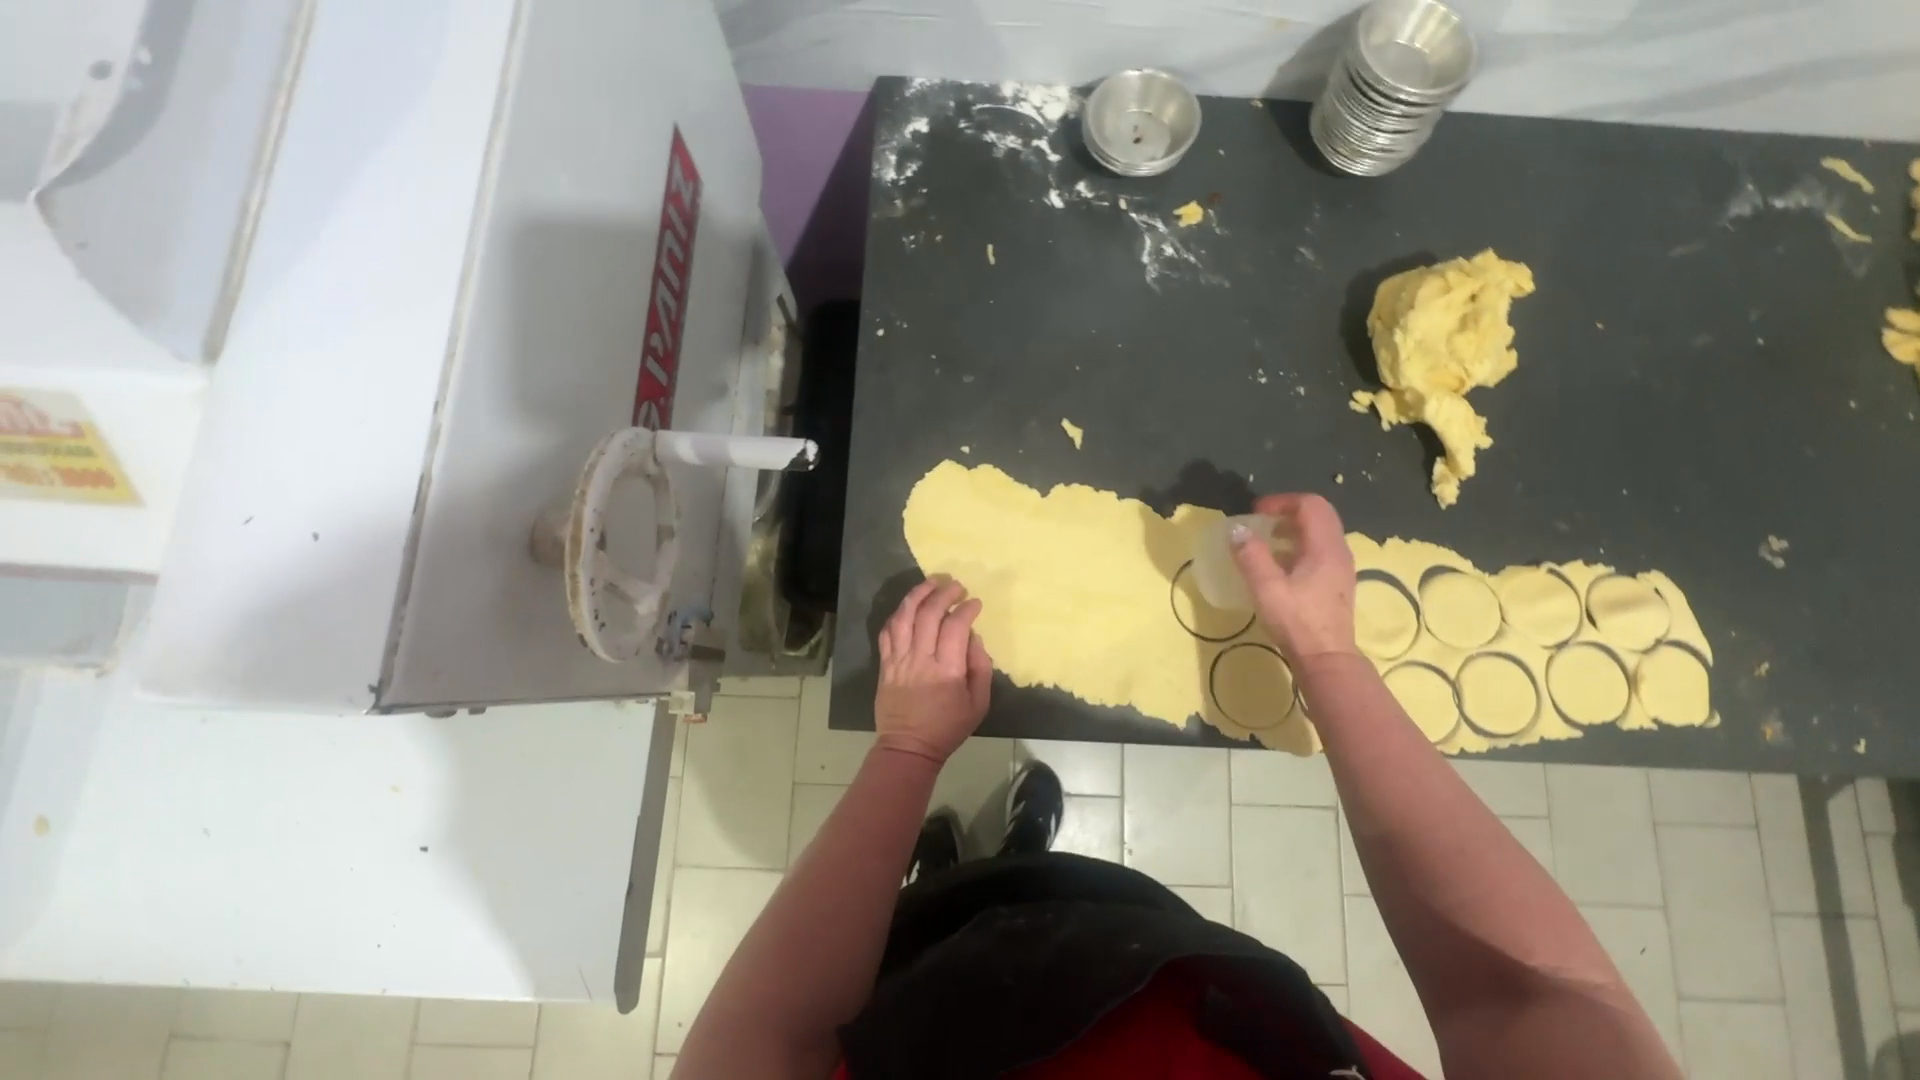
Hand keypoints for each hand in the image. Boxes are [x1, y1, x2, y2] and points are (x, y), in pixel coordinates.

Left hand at [875, 576, 992, 763]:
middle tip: (956, 585)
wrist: (909, 746)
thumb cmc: (948, 727)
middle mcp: (921, 660)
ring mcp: (899, 661)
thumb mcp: (978, 704)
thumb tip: (974, 639)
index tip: (975, 602)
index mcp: (947, 671)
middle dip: (943, 593)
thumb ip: (980, 668)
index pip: (956, 627)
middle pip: (929, 614)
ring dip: (917, 595)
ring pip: (904, 617)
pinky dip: (898, 614)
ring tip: (930, 583)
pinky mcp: (885, 664)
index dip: (967, 609)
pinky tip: (908, 606)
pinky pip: (887, 632)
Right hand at [1231, 494, 1358, 664]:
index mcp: (1326, 547)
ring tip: (1267, 542)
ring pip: (1320, 534)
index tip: (1256, 513)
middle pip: (1319, 515)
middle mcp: (1339, 551)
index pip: (1311, 504)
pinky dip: (1299, 547)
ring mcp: (1341, 568)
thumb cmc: (1297, 621)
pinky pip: (1320, 551)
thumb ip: (1251, 555)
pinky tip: (1279, 566)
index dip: (1282, 501)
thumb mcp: (1266, 587)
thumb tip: (1236, 530)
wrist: (1326, 659)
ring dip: (1293, 529)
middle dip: (1288, 512)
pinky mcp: (1337, 583)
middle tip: (1261, 522)